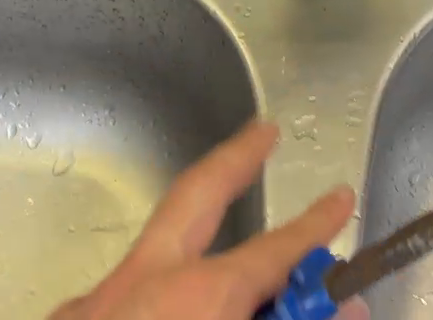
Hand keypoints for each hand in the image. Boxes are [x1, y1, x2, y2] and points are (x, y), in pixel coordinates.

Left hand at [53, 122, 368, 319]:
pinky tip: (165, 319)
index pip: (280, 249)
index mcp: (196, 297)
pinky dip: (154, 301)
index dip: (317, 225)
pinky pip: (118, 304)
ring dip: (191, 246)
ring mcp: (89, 313)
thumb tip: (343, 310)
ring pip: (150, 259)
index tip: (341, 198)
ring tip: (225, 266)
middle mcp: (138, 290)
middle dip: (234, 160)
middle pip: (195, 198)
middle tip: (262, 131)